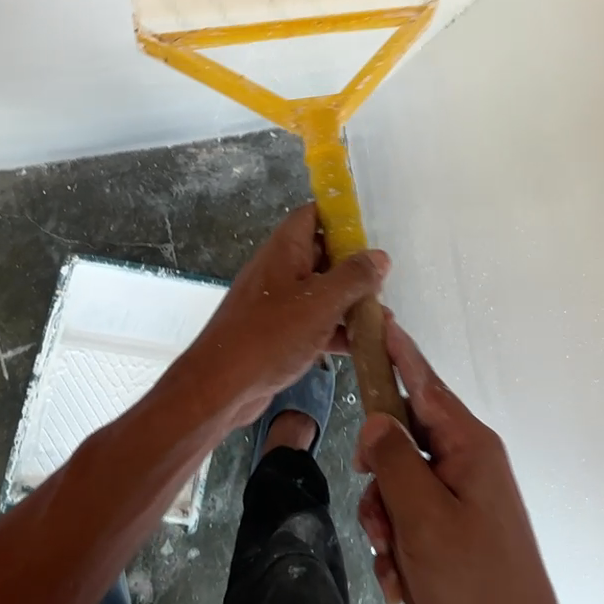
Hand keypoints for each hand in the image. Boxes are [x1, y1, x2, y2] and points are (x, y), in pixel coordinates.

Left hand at [177, 204, 387, 426]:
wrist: (220, 388)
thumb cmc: (270, 335)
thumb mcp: (320, 302)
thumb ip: (353, 277)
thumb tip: (379, 257)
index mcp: (285, 250)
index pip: (312, 215)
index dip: (339, 216)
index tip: (369, 230)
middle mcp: (279, 270)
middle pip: (321, 254)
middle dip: (353, 266)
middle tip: (383, 281)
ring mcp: (276, 303)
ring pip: (320, 292)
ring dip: (349, 302)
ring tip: (382, 317)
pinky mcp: (277, 333)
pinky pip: (313, 322)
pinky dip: (336, 329)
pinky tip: (362, 345)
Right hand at [354, 315, 566, 603]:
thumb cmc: (476, 582)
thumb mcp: (425, 518)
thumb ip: (394, 461)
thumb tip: (376, 421)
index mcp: (469, 446)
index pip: (426, 384)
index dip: (400, 351)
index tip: (379, 317)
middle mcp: (465, 463)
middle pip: (402, 438)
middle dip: (379, 474)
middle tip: (376, 507)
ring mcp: (459, 498)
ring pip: (398, 482)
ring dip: (385, 519)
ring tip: (394, 557)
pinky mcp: (451, 531)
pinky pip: (408, 518)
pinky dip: (398, 546)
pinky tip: (403, 577)